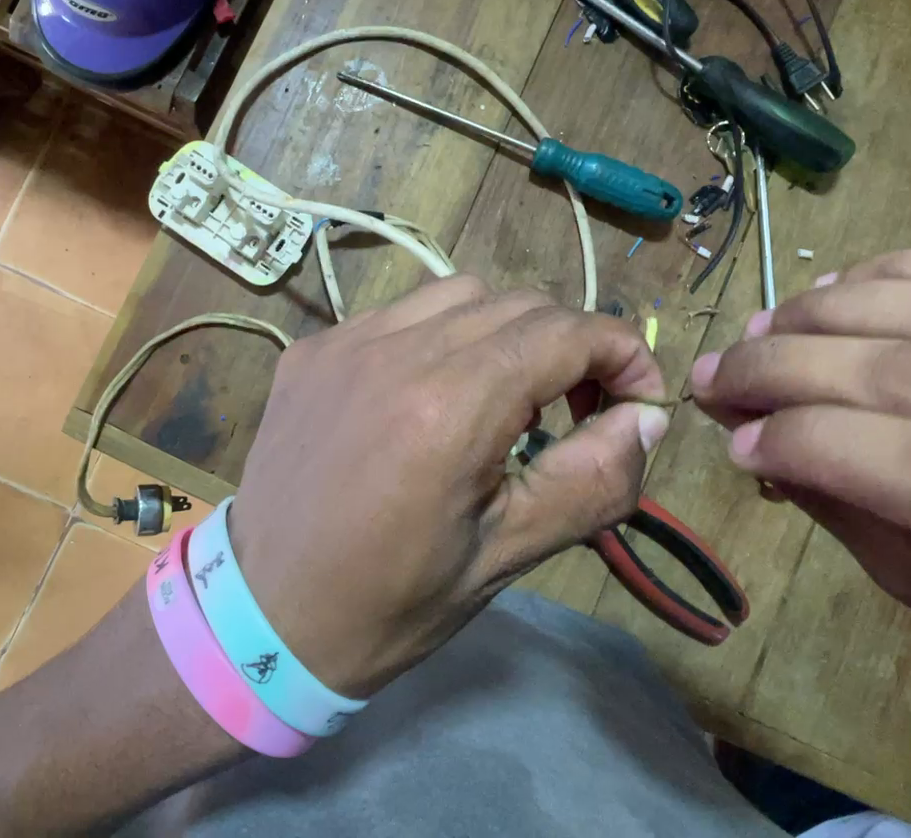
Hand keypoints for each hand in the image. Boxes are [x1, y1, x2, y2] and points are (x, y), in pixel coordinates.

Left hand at [228, 274, 670, 697]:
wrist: (264, 616)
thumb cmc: (391, 601)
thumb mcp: (507, 555)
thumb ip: (592, 481)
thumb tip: (646, 418)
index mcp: (450, 407)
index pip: (567, 334)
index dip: (621, 356)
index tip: (637, 401)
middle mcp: (396, 351)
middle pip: (520, 304)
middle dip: (569, 345)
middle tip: (576, 409)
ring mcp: (344, 341)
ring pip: (459, 293)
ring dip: (506, 331)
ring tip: (503, 396)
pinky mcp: (311, 349)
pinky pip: (399, 313)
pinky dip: (439, 335)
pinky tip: (430, 392)